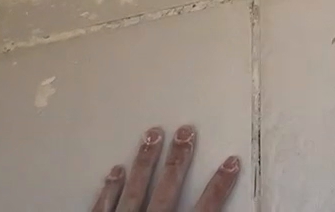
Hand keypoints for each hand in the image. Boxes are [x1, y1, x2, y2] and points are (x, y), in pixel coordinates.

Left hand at [90, 126, 240, 211]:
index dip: (219, 186)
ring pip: (136, 190)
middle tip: (186, 130)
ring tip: (152, 134)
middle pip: (169, 189)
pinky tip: (114, 171)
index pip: (204, 210)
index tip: (231, 161)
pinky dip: (109, 190)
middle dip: (179, 159)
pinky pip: (102, 210)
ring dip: (145, 162)